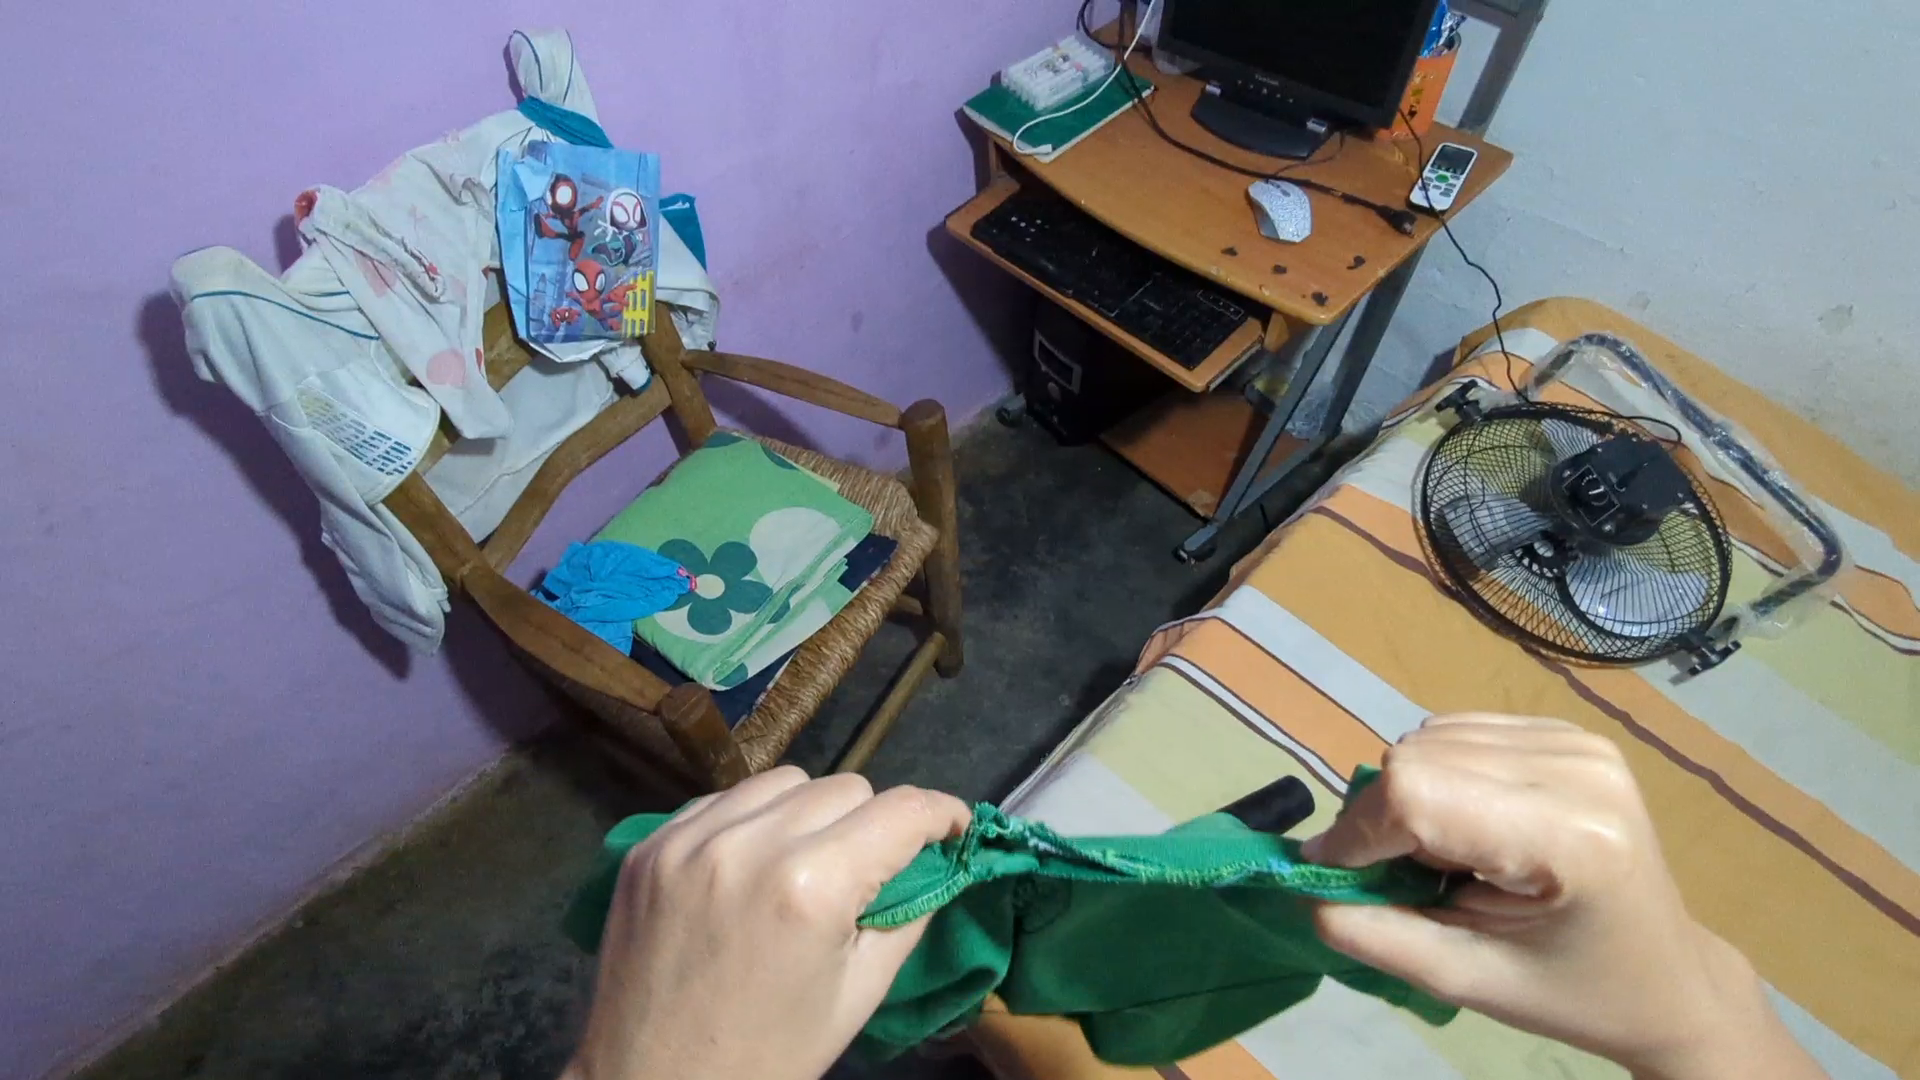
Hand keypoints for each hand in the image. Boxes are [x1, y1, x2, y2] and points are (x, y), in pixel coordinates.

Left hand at [564, 767, 970, 1079]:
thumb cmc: (769, 1055)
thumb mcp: (858, 995)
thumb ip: (909, 913)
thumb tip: (939, 861)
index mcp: (810, 888)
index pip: (901, 812)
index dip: (941, 813)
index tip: (954, 826)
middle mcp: (750, 843)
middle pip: (848, 787)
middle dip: (872, 822)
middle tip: (866, 867)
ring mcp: (692, 836)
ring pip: (788, 780)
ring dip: (811, 811)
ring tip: (801, 859)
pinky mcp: (653, 841)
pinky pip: (728, 798)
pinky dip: (754, 818)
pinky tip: (747, 862)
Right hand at [1304, 714, 1824, 1079]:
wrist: (1669, 977)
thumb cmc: (1567, 989)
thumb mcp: (1462, 979)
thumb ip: (1369, 931)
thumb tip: (1302, 880)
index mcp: (1571, 838)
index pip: (1416, 795)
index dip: (1360, 832)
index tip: (1338, 874)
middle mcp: (1576, 769)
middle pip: (1412, 760)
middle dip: (1383, 817)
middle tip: (1405, 872)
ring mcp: (1574, 742)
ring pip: (1422, 740)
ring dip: (1408, 794)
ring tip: (1448, 849)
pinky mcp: (1564, 731)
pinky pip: (1448, 731)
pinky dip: (1434, 772)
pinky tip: (1472, 816)